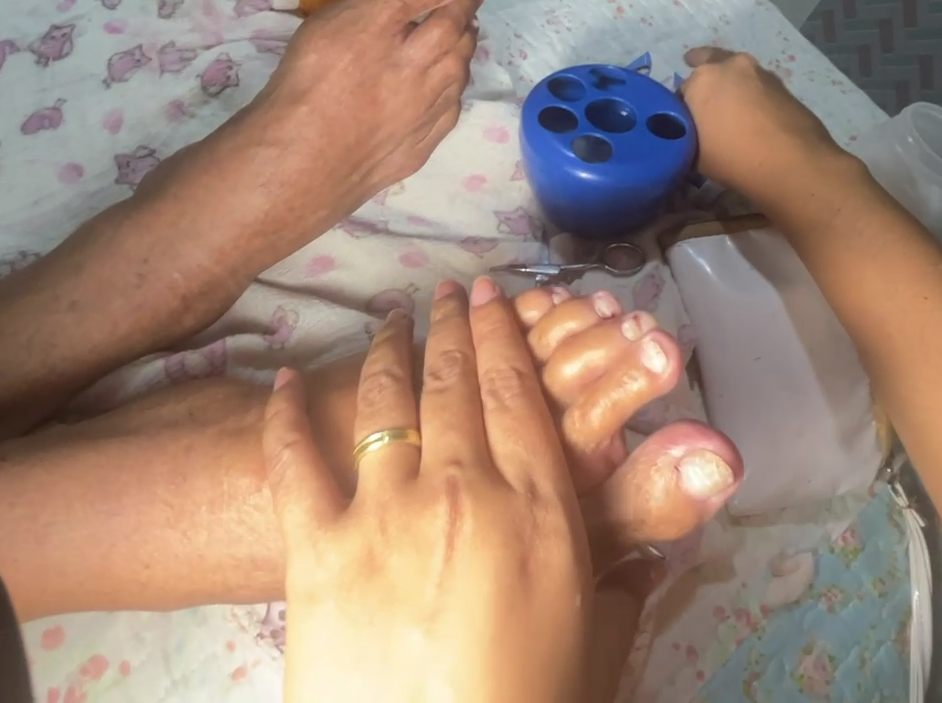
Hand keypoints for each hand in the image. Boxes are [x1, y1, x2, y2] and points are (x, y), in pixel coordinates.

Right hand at [206, 0, 481, 233]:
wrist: (294, 171)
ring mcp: (418, 130)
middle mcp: (428, 91)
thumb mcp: (356, 18)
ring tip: (455, 48)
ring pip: (450, 89)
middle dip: (462, 26)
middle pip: (455, 52)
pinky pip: (436, 126)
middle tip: (462, 10)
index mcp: (418, 52)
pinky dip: (444, 105)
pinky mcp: (402, 160)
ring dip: (457, 64)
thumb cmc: (317, 85)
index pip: (450, 12)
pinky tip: (438, 102)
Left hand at [265, 277, 588, 702]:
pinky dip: (283, 414)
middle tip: (449, 291)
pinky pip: (292, 461)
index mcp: (535, 508)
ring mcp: (382, 514)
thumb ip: (626, 586)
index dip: (503, 332)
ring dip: (389, 347)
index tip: (494, 295)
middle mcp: (461, 488)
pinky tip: (284, 377)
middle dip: (453, 323)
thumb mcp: (595, 650)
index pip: (518, 389)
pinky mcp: (314, 550)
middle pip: (455, 378)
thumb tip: (658, 551)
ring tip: (394, 316)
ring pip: (385, 399)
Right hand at [682, 47, 849, 208]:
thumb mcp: (693, 154)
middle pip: (712, 64)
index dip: (683, 106)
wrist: (792, 163)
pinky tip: (755, 120)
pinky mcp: (785, 87)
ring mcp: (762, 73)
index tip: (686, 121)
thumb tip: (689, 132)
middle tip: (704, 100)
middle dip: (706, 78)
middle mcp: (731, 66)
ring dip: (733, 86)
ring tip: (732, 112)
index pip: (682, 89)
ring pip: (740, 75)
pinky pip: (760, 88)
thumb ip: (686, 134)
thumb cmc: (732, 157)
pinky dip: (754, 97)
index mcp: (702, 78)